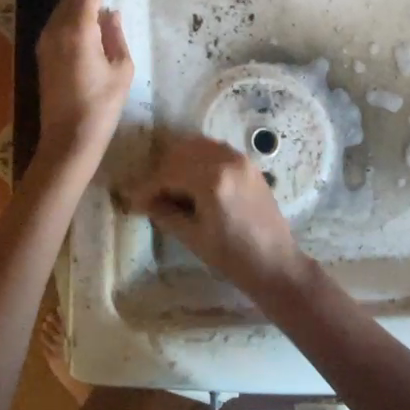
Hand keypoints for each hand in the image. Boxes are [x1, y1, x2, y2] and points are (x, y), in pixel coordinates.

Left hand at [35, 0, 132, 165]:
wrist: (67, 140)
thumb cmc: (101, 107)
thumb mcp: (121, 69)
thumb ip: (115, 35)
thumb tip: (109, 13)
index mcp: (78, 30)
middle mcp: (57, 29)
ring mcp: (47, 41)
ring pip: (62, 3)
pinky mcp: (45, 53)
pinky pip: (58, 17)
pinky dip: (68, 0)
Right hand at [126, 136, 311, 298]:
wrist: (276, 263)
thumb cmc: (233, 257)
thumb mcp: (193, 237)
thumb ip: (165, 213)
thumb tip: (143, 201)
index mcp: (211, 180)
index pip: (168, 173)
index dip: (147, 188)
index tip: (133, 202)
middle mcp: (226, 160)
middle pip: (181, 151)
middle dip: (161, 170)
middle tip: (151, 194)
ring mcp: (240, 158)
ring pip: (198, 146)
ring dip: (179, 161)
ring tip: (170, 186)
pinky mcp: (248, 163)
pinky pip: (215, 150)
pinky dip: (198, 159)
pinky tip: (192, 181)